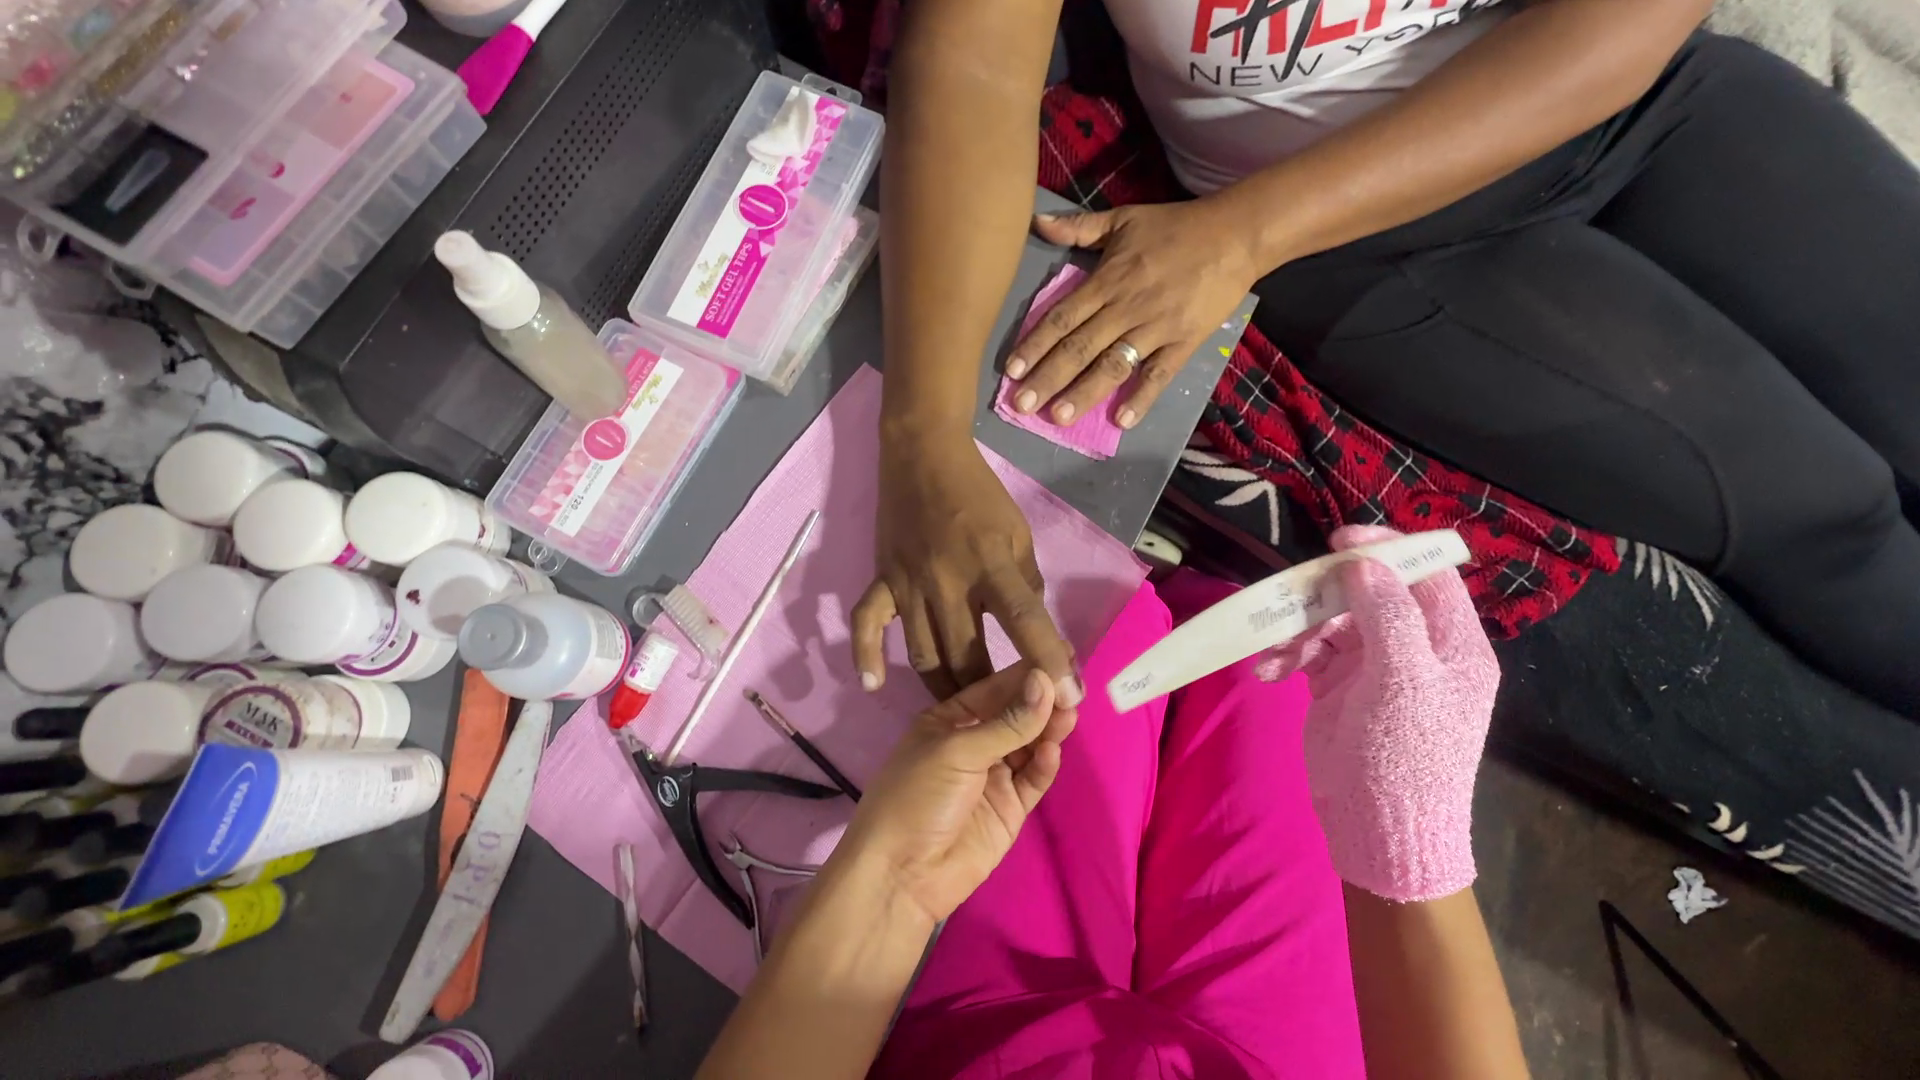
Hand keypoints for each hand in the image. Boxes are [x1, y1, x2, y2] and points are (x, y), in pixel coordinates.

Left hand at [831, 665, 1076, 921]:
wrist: (902, 874)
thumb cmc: (917, 797)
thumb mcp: (956, 750)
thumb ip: (1006, 721)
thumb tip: (1045, 680)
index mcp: (949, 719)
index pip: (994, 688)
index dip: (1025, 674)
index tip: (1059, 656)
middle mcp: (973, 742)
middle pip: (1017, 714)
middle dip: (1043, 699)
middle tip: (1075, 685)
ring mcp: (993, 776)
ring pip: (1030, 744)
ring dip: (1049, 728)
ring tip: (1070, 713)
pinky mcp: (1010, 807)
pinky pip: (1033, 778)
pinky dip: (1044, 764)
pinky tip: (1053, 751)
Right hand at [853, 431, 1081, 701]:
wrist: (923, 454)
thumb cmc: (979, 494)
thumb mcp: (1017, 532)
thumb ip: (1025, 584)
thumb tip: (1033, 631)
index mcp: (990, 564)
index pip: (1024, 619)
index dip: (1048, 660)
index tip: (1068, 696)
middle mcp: (948, 581)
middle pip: (966, 655)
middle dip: (990, 696)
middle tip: (1007, 721)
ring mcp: (908, 583)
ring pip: (923, 654)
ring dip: (943, 691)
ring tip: (962, 717)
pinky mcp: (881, 579)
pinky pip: (866, 623)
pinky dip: (865, 655)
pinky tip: (871, 685)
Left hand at [1005, 199, 1259, 428]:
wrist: (1236, 234)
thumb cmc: (1175, 227)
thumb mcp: (1123, 218)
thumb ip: (1079, 227)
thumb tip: (1038, 222)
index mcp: (1107, 281)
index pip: (1062, 317)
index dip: (1035, 344)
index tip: (1011, 370)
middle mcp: (1125, 308)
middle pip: (1079, 347)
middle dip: (1048, 378)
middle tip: (1021, 406)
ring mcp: (1155, 328)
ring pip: (1112, 365)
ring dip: (1084, 393)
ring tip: (1059, 418)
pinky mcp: (1184, 343)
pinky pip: (1159, 374)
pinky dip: (1142, 398)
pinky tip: (1122, 421)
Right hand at [1260, 525, 1499, 901]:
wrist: (1379, 830)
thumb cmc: (1406, 757)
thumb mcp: (1404, 683)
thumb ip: (1389, 617)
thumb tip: (1363, 563)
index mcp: (1452, 643)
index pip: (1426, 575)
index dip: (1388, 550)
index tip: (1339, 541)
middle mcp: (1415, 647)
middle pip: (1369, 593)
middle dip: (1327, 594)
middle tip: (1291, 599)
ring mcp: (1375, 666)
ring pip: (1333, 619)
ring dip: (1298, 627)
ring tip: (1273, 651)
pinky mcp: (1339, 685)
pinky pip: (1310, 650)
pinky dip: (1287, 654)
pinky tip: (1268, 671)